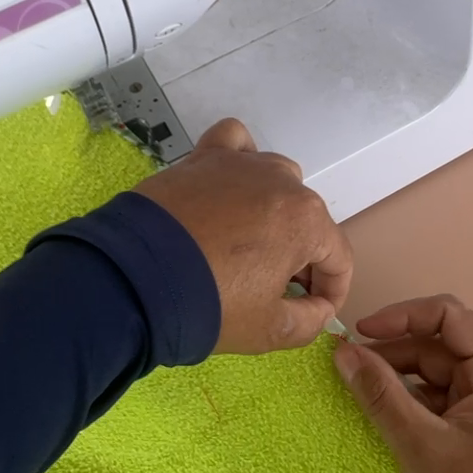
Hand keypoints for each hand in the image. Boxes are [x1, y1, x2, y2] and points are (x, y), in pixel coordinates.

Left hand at [133, 118, 351, 354]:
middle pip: (308, 219)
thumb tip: (318, 309)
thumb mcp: (268, 331)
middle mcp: (281, 181)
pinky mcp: (204, 157)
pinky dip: (240, 157)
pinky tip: (231, 183)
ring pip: (277, 179)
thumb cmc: (211, 304)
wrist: (134, 280)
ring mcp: (241, 163)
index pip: (338, 257)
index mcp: (306, 221)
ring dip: (275, 210)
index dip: (332, 291)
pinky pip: (235, 142)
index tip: (314, 311)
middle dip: (301, 255)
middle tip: (275, 288)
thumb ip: (309, 321)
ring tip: (248, 244)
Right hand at [333, 296, 472, 472]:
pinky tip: (385, 409)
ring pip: (437, 369)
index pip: (449, 315)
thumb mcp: (421, 448)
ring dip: (400, 375)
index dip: (402, 315)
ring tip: (362, 389)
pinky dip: (412, 398)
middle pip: (440, 342)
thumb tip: (343, 351)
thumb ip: (380, 394)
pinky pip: (441, 395)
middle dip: (395, 349)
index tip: (362, 331)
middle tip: (352, 365)